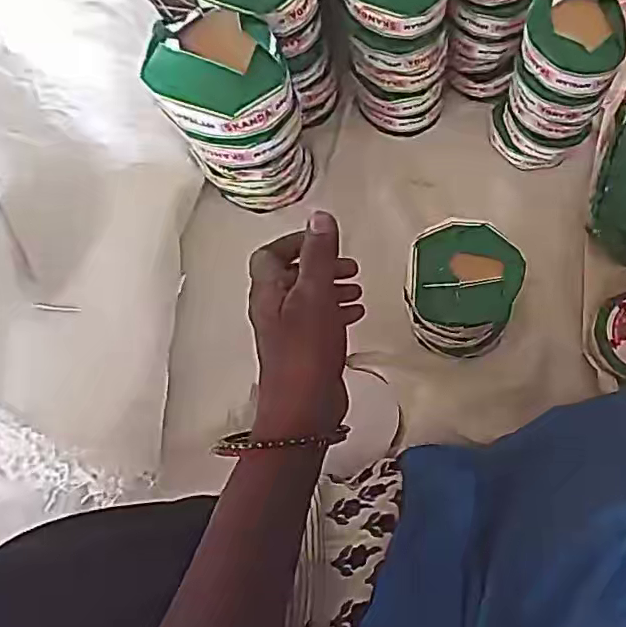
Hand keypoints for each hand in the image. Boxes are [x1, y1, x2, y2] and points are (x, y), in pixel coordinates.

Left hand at [248, 211, 364, 431]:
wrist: (304, 409)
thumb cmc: (307, 351)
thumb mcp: (316, 297)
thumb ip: (320, 257)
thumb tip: (320, 217)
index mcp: (268, 293)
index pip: (270, 254)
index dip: (296, 242)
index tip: (327, 241)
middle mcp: (273, 309)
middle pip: (291, 275)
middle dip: (321, 265)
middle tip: (349, 267)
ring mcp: (288, 331)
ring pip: (308, 298)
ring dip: (331, 287)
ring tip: (357, 288)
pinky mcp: (305, 349)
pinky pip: (319, 319)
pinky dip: (337, 309)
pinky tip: (356, 313)